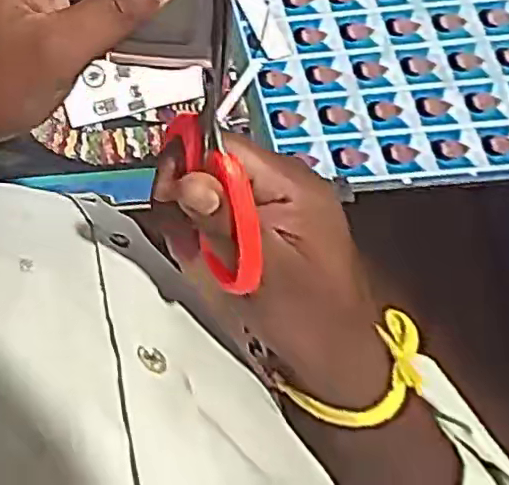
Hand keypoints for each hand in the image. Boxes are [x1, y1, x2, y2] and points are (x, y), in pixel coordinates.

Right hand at [152, 132, 389, 405]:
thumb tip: (191, 181)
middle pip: (203, 156)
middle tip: (188, 228)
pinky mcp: (248, 214)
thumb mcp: (267, 272)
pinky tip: (205, 249)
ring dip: (186, 212)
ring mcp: (261, 198)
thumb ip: (227, 221)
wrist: (334, 365)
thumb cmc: (315, 323)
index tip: (174, 196)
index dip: (186, 163)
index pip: (219, 143)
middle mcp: (277, 182)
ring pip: (197, 179)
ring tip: (202, 248)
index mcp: (292, 184)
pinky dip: (192, 224)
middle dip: (184, 191)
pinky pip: (204, 202)